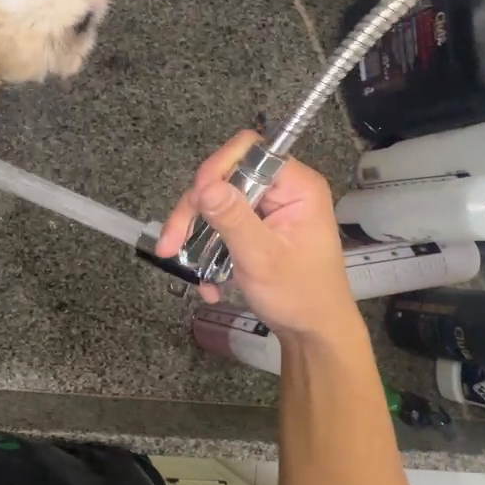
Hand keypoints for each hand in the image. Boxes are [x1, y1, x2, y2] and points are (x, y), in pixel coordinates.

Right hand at [155, 131, 361, 342]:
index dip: (216, 169)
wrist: (312, 332)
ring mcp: (266, 210)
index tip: (196, 201)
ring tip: (186, 267)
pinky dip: (206, 251)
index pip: (249, 151)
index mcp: (296, 187)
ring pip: (214, 204)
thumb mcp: (262, 258)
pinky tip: (207, 280)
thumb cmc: (299, 295)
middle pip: (222, 179)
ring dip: (195, 237)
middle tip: (171, 246)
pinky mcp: (254, 228)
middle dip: (194, 213)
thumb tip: (204, 186)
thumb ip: (233, 219)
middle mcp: (281, 191)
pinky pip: (219, 225)